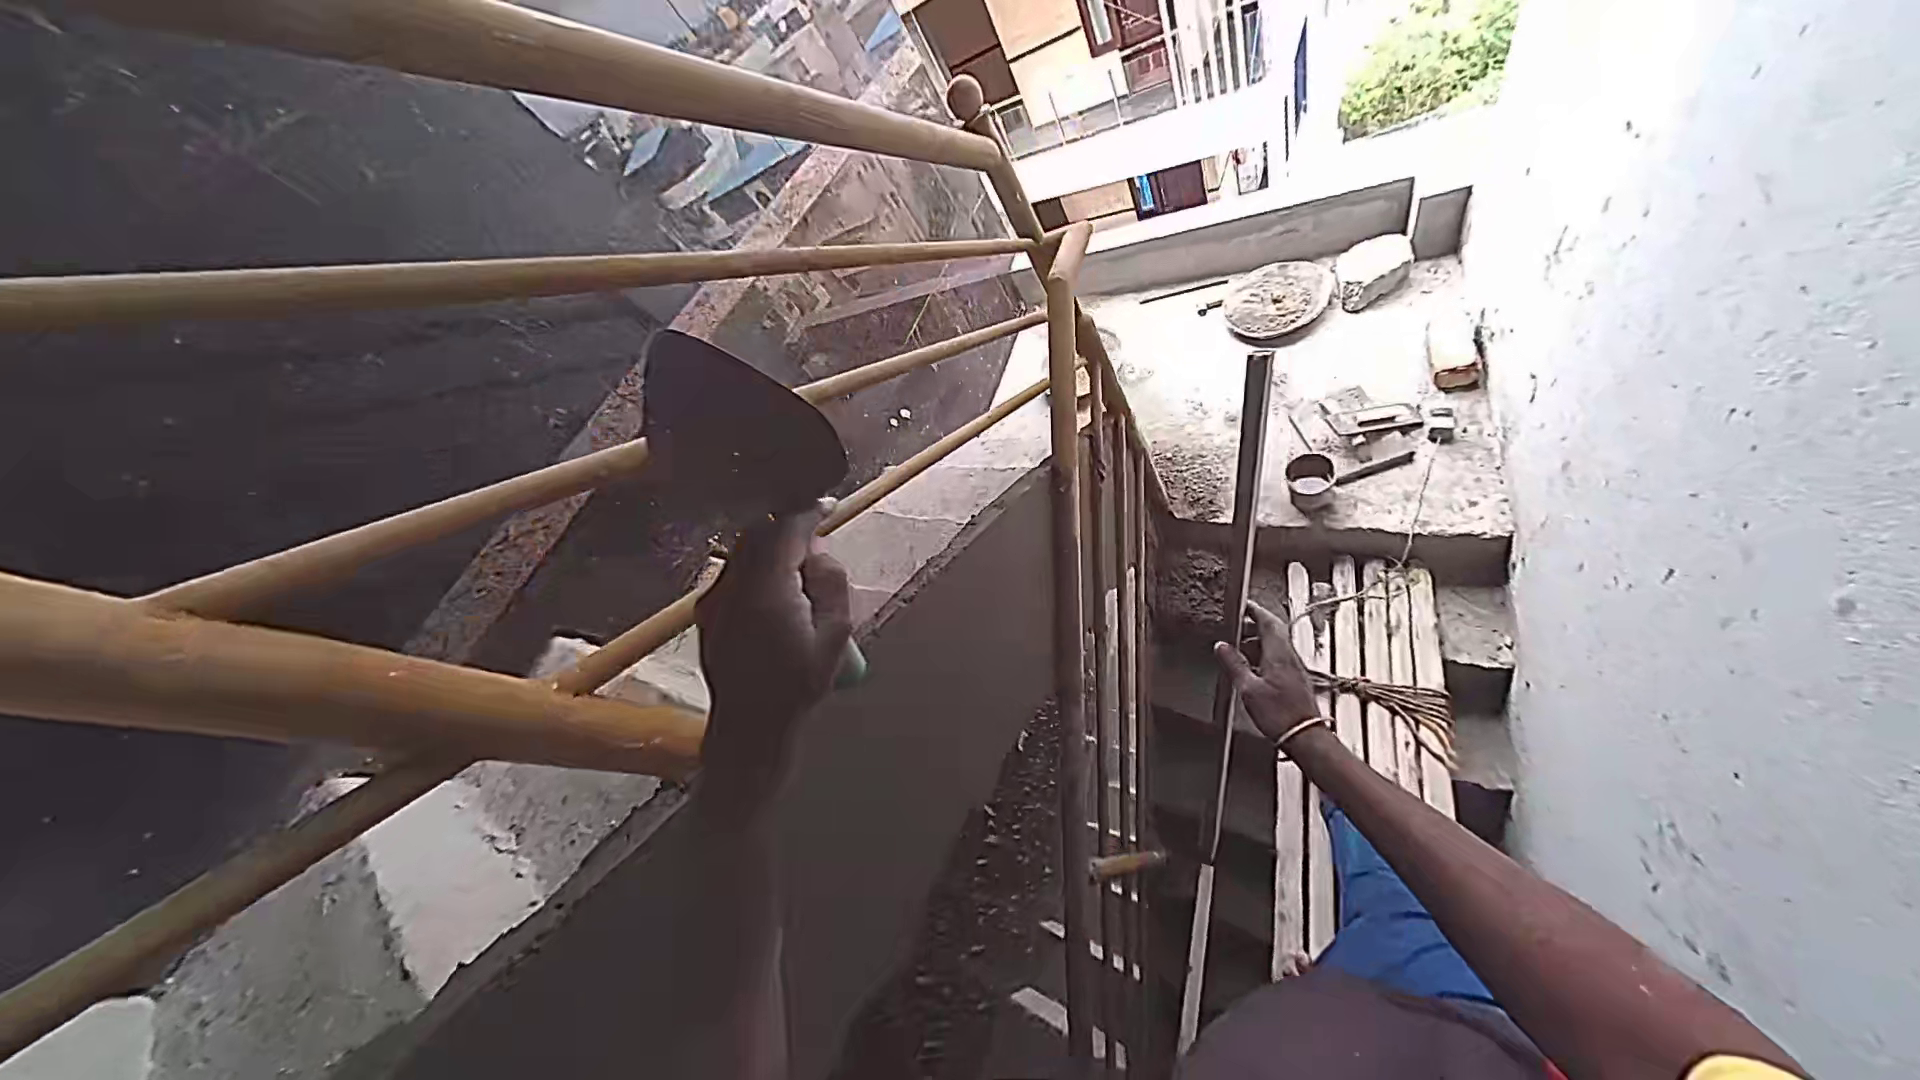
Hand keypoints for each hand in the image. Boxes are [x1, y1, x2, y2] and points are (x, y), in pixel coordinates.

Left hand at [696, 499, 851, 808]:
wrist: (749, 729)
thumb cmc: (797, 687)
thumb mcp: (835, 637)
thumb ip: (832, 585)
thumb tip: (819, 553)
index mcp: (766, 590)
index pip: (785, 532)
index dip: (808, 513)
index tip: (828, 507)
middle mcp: (732, 587)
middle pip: (760, 535)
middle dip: (790, 532)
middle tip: (817, 550)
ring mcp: (713, 599)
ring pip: (745, 553)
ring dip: (773, 551)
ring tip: (800, 578)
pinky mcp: (707, 612)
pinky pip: (735, 574)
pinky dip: (758, 570)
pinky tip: (777, 596)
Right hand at [1212, 601, 1320, 740]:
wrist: (1304, 737)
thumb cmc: (1280, 715)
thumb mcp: (1247, 688)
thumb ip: (1233, 664)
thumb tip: (1221, 647)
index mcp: (1279, 654)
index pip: (1268, 622)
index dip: (1255, 610)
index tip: (1243, 604)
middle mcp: (1289, 658)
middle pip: (1273, 632)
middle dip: (1254, 625)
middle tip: (1236, 624)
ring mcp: (1294, 669)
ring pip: (1275, 645)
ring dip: (1257, 641)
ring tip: (1237, 646)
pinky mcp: (1294, 680)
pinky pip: (1277, 659)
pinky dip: (1262, 655)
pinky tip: (1251, 667)